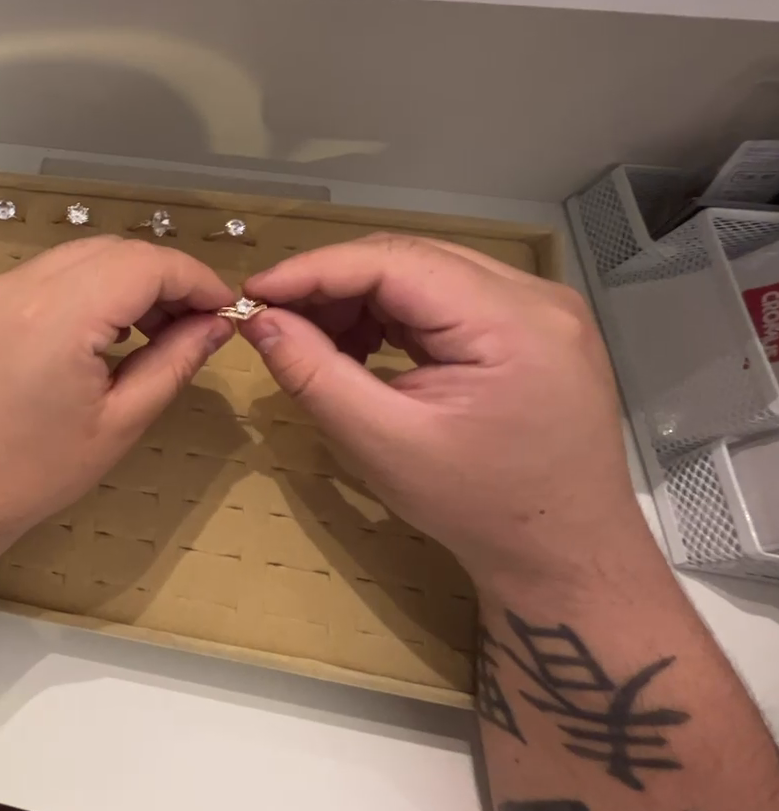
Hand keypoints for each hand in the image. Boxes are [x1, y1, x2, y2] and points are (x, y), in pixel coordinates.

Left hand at [0, 236, 235, 559]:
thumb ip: (173, 361)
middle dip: (163, 276)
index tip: (226, 310)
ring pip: (80, 256)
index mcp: (57, 315)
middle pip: (112, 250)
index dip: (195, 278)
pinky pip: (49, 274)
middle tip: (195, 323)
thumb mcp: (120, 421)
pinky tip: (106, 329)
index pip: (144, 263)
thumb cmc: (34, 470)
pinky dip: (88, 286)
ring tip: (156, 329)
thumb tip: (215, 324)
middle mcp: (21, 287)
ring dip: (126, 278)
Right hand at [238, 233, 660, 597]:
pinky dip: (380, 312)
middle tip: (269, 317)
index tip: (250, 295)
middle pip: (405, 258)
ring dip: (350, 297)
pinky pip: (433, 296)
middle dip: (327, 282)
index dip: (312, 270)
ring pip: (415, 272)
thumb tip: (256, 319)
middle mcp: (533, 297)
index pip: (393, 262)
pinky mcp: (522, 326)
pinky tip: (354, 346)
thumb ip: (311, 372)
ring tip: (309, 339)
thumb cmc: (474, 503)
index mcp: (512, 322)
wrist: (560, 551)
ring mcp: (534, 309)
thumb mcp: (376, 440)